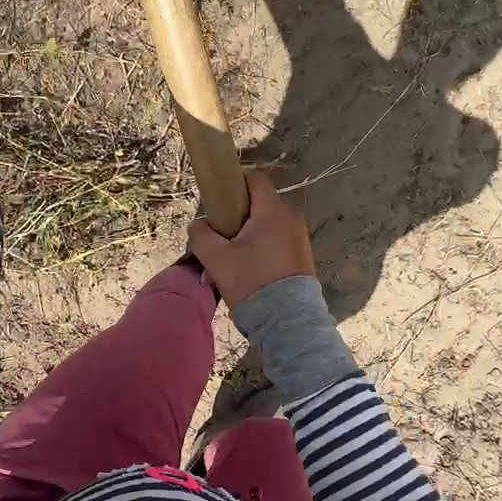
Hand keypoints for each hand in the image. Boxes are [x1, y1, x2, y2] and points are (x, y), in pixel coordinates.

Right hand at [186, 171, 317, 305]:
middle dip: (236, 219)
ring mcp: (299, 238)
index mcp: (272, 211)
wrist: (288, 321)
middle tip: (218, 241)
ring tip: (228, 264)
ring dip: (246, 239)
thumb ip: (202, 235)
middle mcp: (291, 218)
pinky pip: (276, 244)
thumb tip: (198, 224)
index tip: (218, 202)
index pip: (255, 179)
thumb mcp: (217, 259)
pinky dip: (260, 251)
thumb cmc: (251, 281)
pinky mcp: (302, 257)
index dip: (234, 184)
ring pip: (266, 228)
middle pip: (258, 205)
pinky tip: (245, 274)